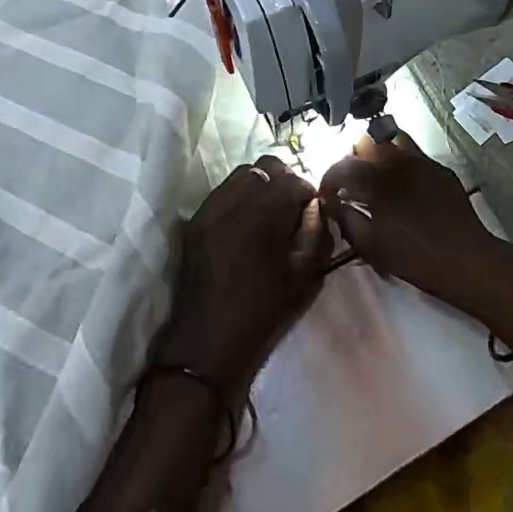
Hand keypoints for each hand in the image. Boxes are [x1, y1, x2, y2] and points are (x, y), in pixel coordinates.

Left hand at [153, 156, 327, 394]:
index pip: (293, 180)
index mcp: (263, 216)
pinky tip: (245, 224)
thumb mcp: (305, 279)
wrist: (207, 344)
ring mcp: (209, 208)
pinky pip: (222, 192)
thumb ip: (317, 235)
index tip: (313, 212)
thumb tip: (317, 208)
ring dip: (261, 186)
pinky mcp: (195, 219)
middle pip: (266, 167)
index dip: (308, 193)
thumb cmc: (263, 315)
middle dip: (284, 181)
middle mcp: (233, 202)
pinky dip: (239, 197)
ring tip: (268, 216)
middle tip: (292, 210)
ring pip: (242, 175)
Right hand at [318, 130, 512, 319]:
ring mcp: (422, 162)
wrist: (469, 261)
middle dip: (352, 158)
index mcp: (377, 180)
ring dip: (376, 152)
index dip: (328, 178)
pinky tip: (402, 184)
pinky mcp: (439, 169)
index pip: (341, 166)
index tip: (326, 194)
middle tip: (350, 182)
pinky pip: (413, 152)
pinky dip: (399, 160)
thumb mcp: (370, 245)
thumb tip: (329, 203)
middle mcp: (397, 162)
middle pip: (365, 142)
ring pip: (391, 138)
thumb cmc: (415, 257)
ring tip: (375, 174)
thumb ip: (344, 219)